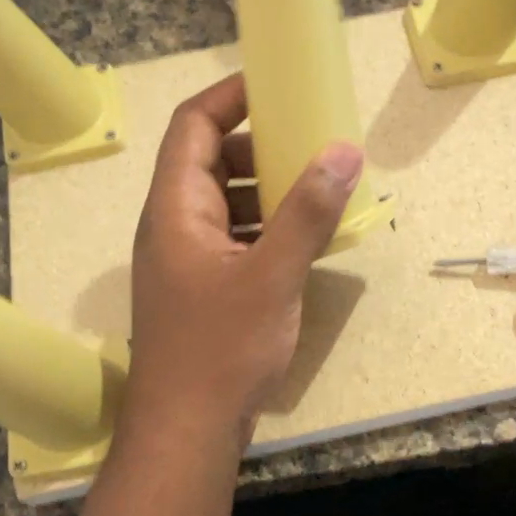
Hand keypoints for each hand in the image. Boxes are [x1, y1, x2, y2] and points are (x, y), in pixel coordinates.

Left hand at [121, 73, 364, 447]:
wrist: (186, 429)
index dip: (229, 97)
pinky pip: (231, 246)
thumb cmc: (222, 348)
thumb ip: (307, 213)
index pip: (192, 127)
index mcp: (175, 210)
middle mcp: (171, 229)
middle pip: (206, 165)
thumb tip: (344, 151)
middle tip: (308, 148)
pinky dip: (263, 235)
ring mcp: (184, 266)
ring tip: (315, 196)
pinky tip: (301, 248)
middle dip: (256, 149)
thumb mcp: (272, 276)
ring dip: (264, 195)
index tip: (276, 86)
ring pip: (222, 209)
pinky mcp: (200, 298)